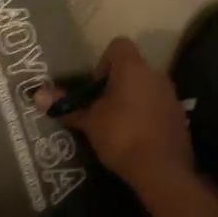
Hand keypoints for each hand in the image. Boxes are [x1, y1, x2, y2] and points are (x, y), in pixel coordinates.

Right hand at [36, 37, 193, 191]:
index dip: (104, 61)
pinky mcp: (180, 117)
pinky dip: (149, 115)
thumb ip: (67, 105)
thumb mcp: (90, 121)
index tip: (97, 86)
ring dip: (134, 99)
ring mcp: (171, 96)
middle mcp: (155, 74)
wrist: (163, 172)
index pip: (119, 45)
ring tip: (120, 125)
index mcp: (132, 67)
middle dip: (118, 83)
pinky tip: (139, 137)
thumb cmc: (122, 135)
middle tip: (104, 108)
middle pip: (132, 67)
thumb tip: (36, 96)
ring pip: (147, 87)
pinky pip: (159, 106)